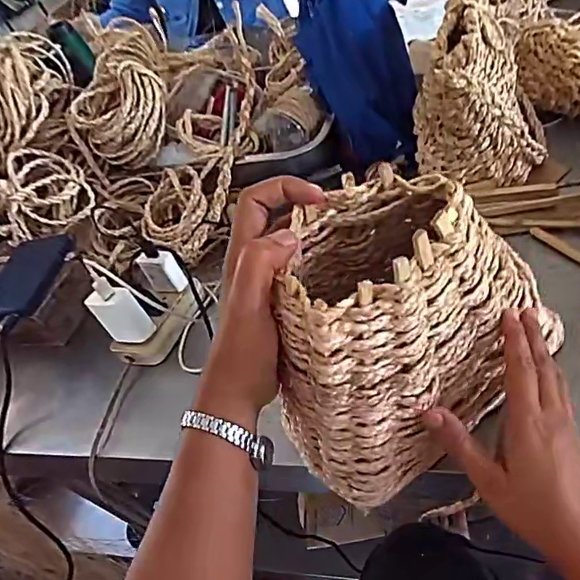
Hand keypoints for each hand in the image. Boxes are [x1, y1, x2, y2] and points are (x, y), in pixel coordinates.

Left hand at [195, 176, 326, 426]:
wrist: (237, 391)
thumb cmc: (241, 355)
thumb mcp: (249, 305)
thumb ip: (261, 264)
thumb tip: (290, 235)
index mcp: (243, 258)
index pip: (255, 201)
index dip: (285, 188)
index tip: (318, 199)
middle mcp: (254, 264)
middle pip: (274, 216)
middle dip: (304, 205)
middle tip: (337, 214)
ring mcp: (268, 283)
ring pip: (289, 243)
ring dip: (314, 234)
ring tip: (342, 238)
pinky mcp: (281, 302)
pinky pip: (300, 271)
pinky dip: (319, 263)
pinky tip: (337, 274)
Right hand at [424, 307, 579, 564]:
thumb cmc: (533, 510)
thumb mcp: (488, 481)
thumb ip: (460, 444)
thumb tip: (430, 413)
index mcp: (528, 423)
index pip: (520, 370)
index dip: (514, 340)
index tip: (509, 314)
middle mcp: (552, 417)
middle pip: (544, 367)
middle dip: (533, 337)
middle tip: (525, 311)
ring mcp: (567, 425)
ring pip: (557, 379)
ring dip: (545, 353)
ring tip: (537, 334)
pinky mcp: (574, 436)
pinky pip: (562, 393)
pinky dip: (553, 374)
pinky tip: (550, 379)